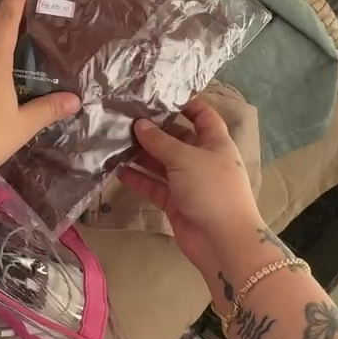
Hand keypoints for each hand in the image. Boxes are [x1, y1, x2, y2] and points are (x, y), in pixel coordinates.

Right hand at [119, 97, 271, 277]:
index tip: (159, 96)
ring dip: (141, 154)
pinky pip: (154, 185)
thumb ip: (160, 141)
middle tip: (125, 118)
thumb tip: (139, 124)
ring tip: (115, 141)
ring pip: (161, 163)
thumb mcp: (185, 158)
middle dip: (154, 130)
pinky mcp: (175, 202)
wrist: (223, 242)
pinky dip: (138, 178)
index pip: (203, 116)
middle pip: (176, 139)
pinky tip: (117, 169)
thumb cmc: (212, 190)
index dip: (186, 104)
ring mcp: (188, 182)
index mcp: (215, 143)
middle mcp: (202, 160)